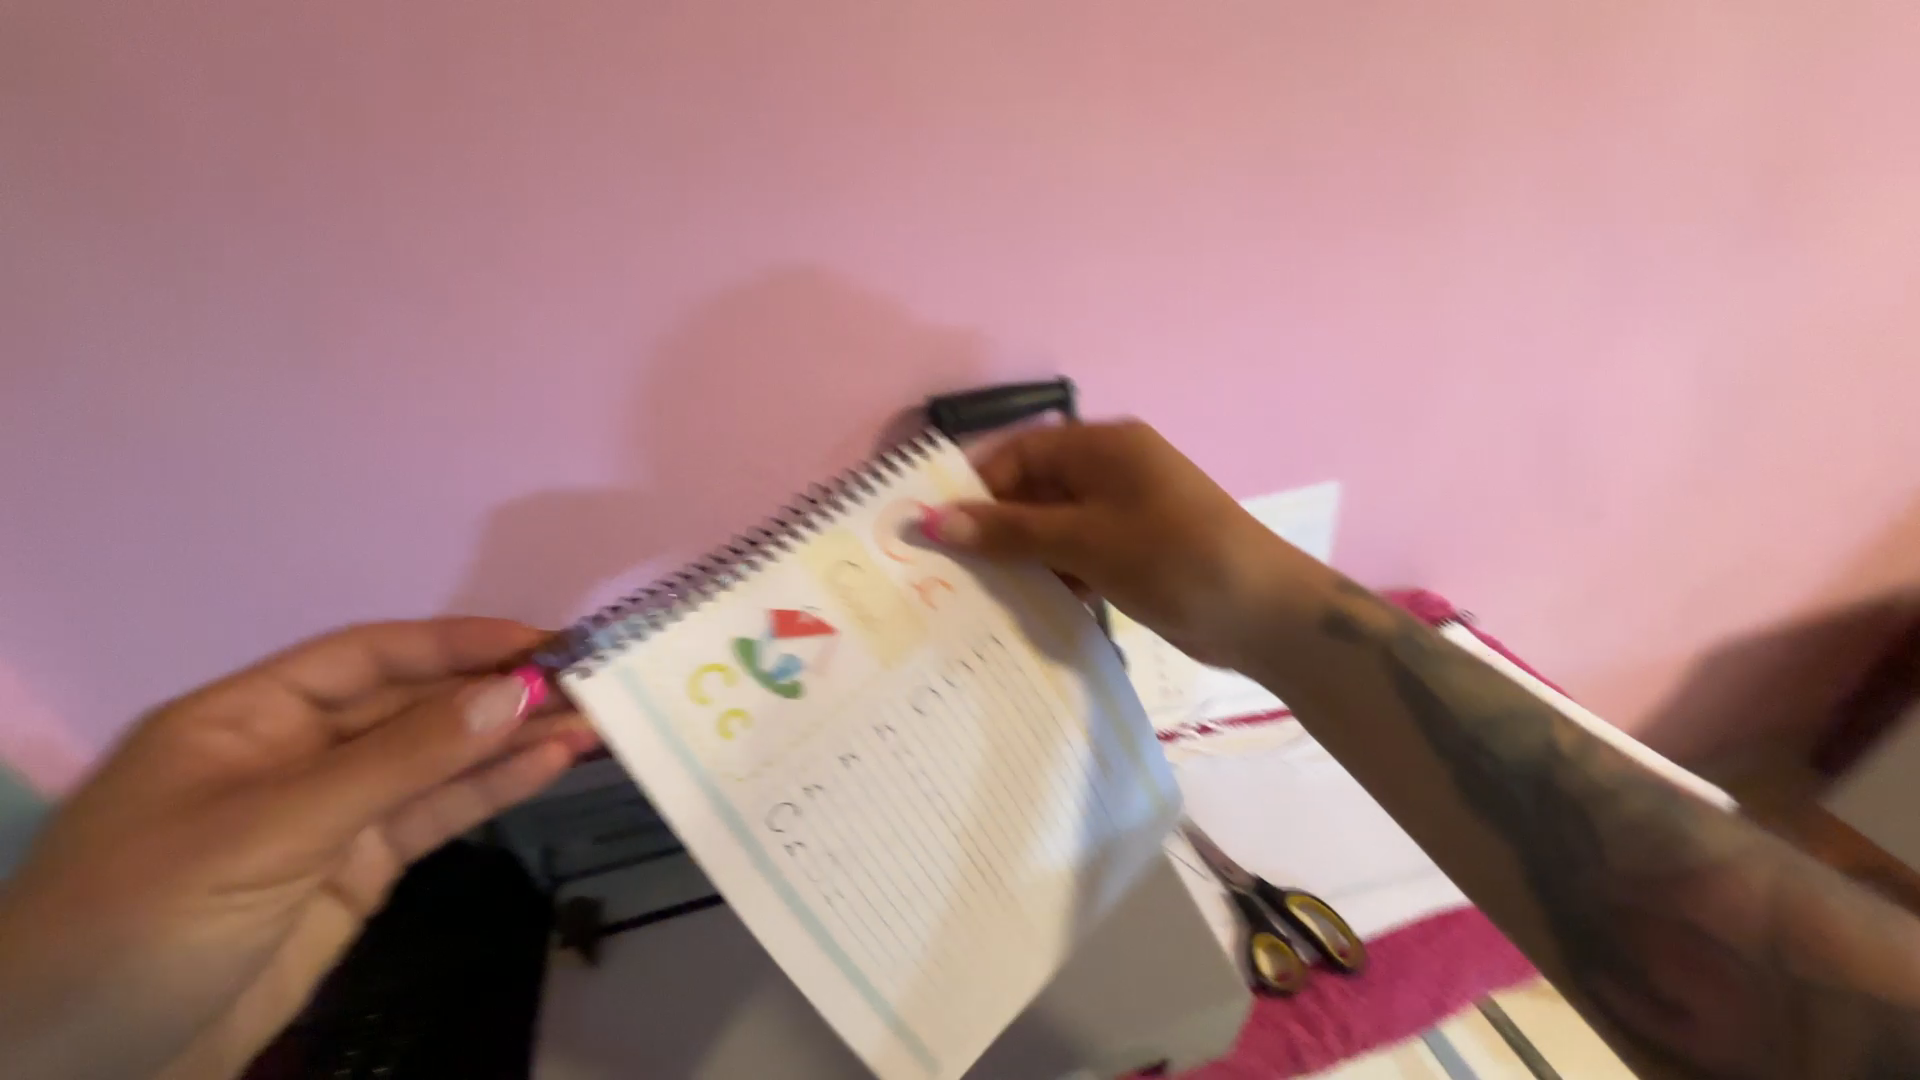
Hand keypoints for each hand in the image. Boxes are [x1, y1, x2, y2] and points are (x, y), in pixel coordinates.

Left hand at [0, 618, 599, 1079]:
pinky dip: (497, 788)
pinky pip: (440, 813)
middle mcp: (298, 753)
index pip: (369, 657)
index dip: (456, 642)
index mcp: (247, 718)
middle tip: (589, 681)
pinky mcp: (363, 866)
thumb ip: (402, 758)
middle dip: (501, 692)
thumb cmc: (138, 926)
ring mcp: (335, 812)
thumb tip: (516, 691)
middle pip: (418, 706)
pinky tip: (554, 763)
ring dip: (516, 738)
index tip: (538, 641)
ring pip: (442, 760)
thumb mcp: (272, 829)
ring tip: (595, 720)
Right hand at [923, 420, 1328, 670]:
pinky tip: (1030, 606)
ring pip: (1051, 527)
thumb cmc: (1173, 557)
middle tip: (951, 570)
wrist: (1263, 614)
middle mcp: (1109, 471)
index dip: (975, 488)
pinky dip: (1054, 575)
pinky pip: (1075, 554)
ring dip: (1022, 557)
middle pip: (1032, 491)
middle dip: (995, 528)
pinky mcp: (1130, 551)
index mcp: (1101, 447)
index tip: (935, 530)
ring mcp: (1122, 513)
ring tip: (982, 594)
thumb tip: (935, 523)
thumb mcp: (1086, 541)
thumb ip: (1010, 531)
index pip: (1019, 453)